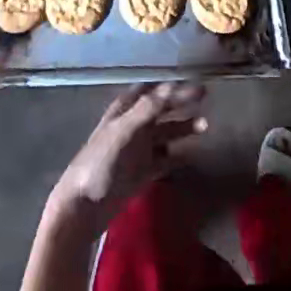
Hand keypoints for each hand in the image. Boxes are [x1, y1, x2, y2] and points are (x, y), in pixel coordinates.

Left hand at [46, 82, 207, 229]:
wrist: (83, 206)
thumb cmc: (100, 163)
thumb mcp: (123, 132)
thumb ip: (147, 109)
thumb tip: (172, 86)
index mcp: (124, 112)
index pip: (151, 92)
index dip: (170, 86)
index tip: (193, 83)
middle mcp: (132, 127)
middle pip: (160, 110)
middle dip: (181, 103)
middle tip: (205, 97)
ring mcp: (137, 150)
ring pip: (165, 134)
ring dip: (183, 128)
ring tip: (206, 126)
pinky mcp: (141, 173)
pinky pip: (164, 160)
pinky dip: (177, 156)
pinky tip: (191, 155)